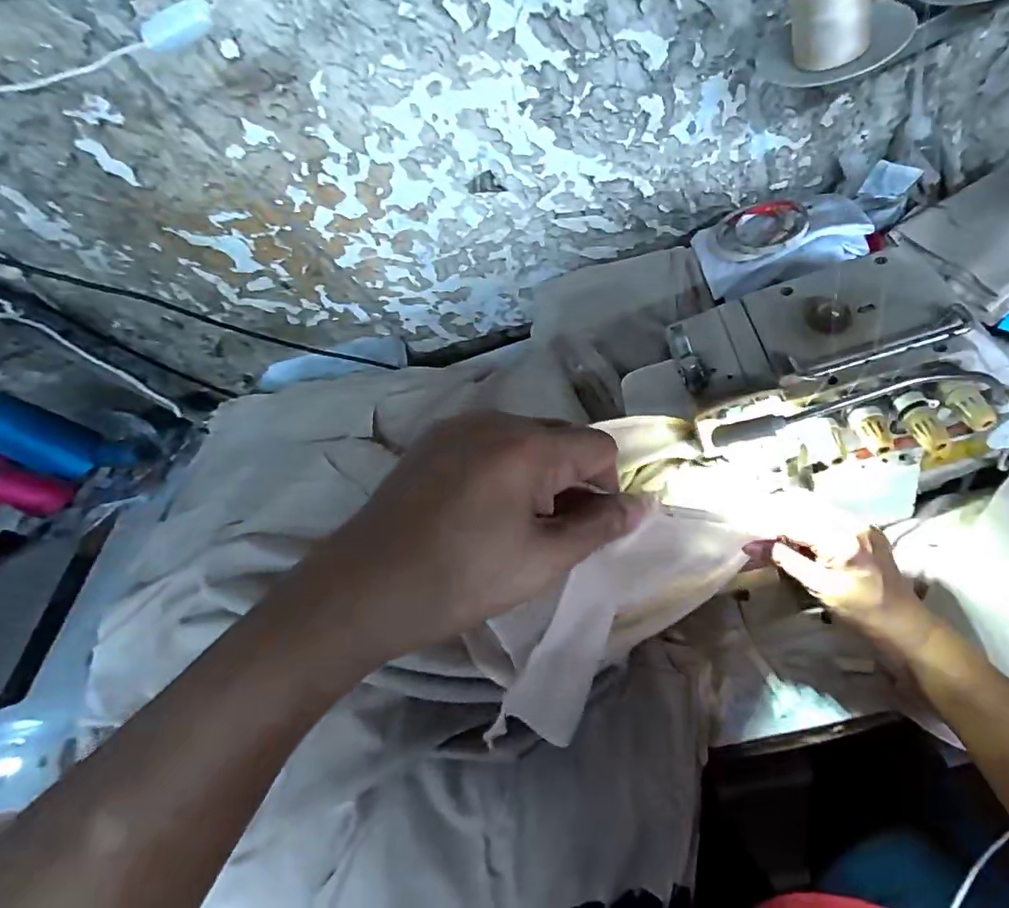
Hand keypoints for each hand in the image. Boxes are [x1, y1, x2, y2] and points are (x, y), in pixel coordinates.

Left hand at [279, 412, 649, 664]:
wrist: (363, 588)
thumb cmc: (461, 579)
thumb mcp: (542, 561)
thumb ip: (599, 527)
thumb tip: (645, 504)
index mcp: (528, 444)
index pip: (599, 446)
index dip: (606, 488)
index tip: (583, 530)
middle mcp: (495, 419)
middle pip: (561, 437)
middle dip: (571, 479)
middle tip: (549, 532)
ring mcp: (458, 425)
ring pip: (524, 439)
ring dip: (537, 473)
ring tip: (511, 525)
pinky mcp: (432, 439)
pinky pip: (488, 442)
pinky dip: (502, 468)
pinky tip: (477, 510)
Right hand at [770, 525, 941, 657]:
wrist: (906, 625)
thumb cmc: (863, 613)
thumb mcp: (820, 588)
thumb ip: (787, 561)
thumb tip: (753, 546)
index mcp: (842, 538)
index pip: (794, 523)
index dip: (769, 531)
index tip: (750, 541)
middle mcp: (853, 523)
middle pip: (805, 510)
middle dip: (780, 523)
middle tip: (760, 539)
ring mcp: (862, 524)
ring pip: (817, 512)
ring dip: (795, 523)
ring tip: (779, 540)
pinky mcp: (867, 530)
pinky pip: (832, 519)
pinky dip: (813, 526)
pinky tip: (803, 541)